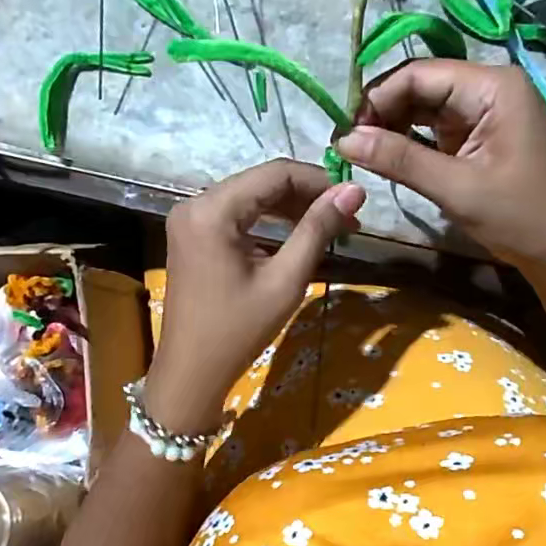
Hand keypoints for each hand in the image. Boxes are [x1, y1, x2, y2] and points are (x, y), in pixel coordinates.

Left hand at [147, 160, 364, 433]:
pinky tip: (298, 235)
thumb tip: (354, 191)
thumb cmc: (239, 330)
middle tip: (348, 218)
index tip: (355, 198)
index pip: (275, 173)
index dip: (319, 180)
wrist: (192, 372)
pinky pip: (237, 214)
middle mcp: (195, 203)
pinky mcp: (193, 234)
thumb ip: (317, 230)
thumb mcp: (285, 280)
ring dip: (292, 208)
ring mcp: (190, 219)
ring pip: (251, 197)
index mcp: (212, 210)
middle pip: (262, 182)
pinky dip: (269, 221)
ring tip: (332, 227)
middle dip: (308, 196)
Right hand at [335, 60, 545, 296]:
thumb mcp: (456, 187)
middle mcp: (490, 89)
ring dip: (395, 128)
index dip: (378, 98)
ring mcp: (487, 113)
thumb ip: (400, 159)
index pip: (419, 74)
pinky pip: (439, 129)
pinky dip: (414, 142)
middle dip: (384, 113)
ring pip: (427, 108)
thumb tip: (344, 140)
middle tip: (352, 148)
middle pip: (422, 87)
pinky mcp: (483, 137)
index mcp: (492, 87)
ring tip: (366, 155)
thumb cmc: (521, 216)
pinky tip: (391, 159)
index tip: (348, 134)